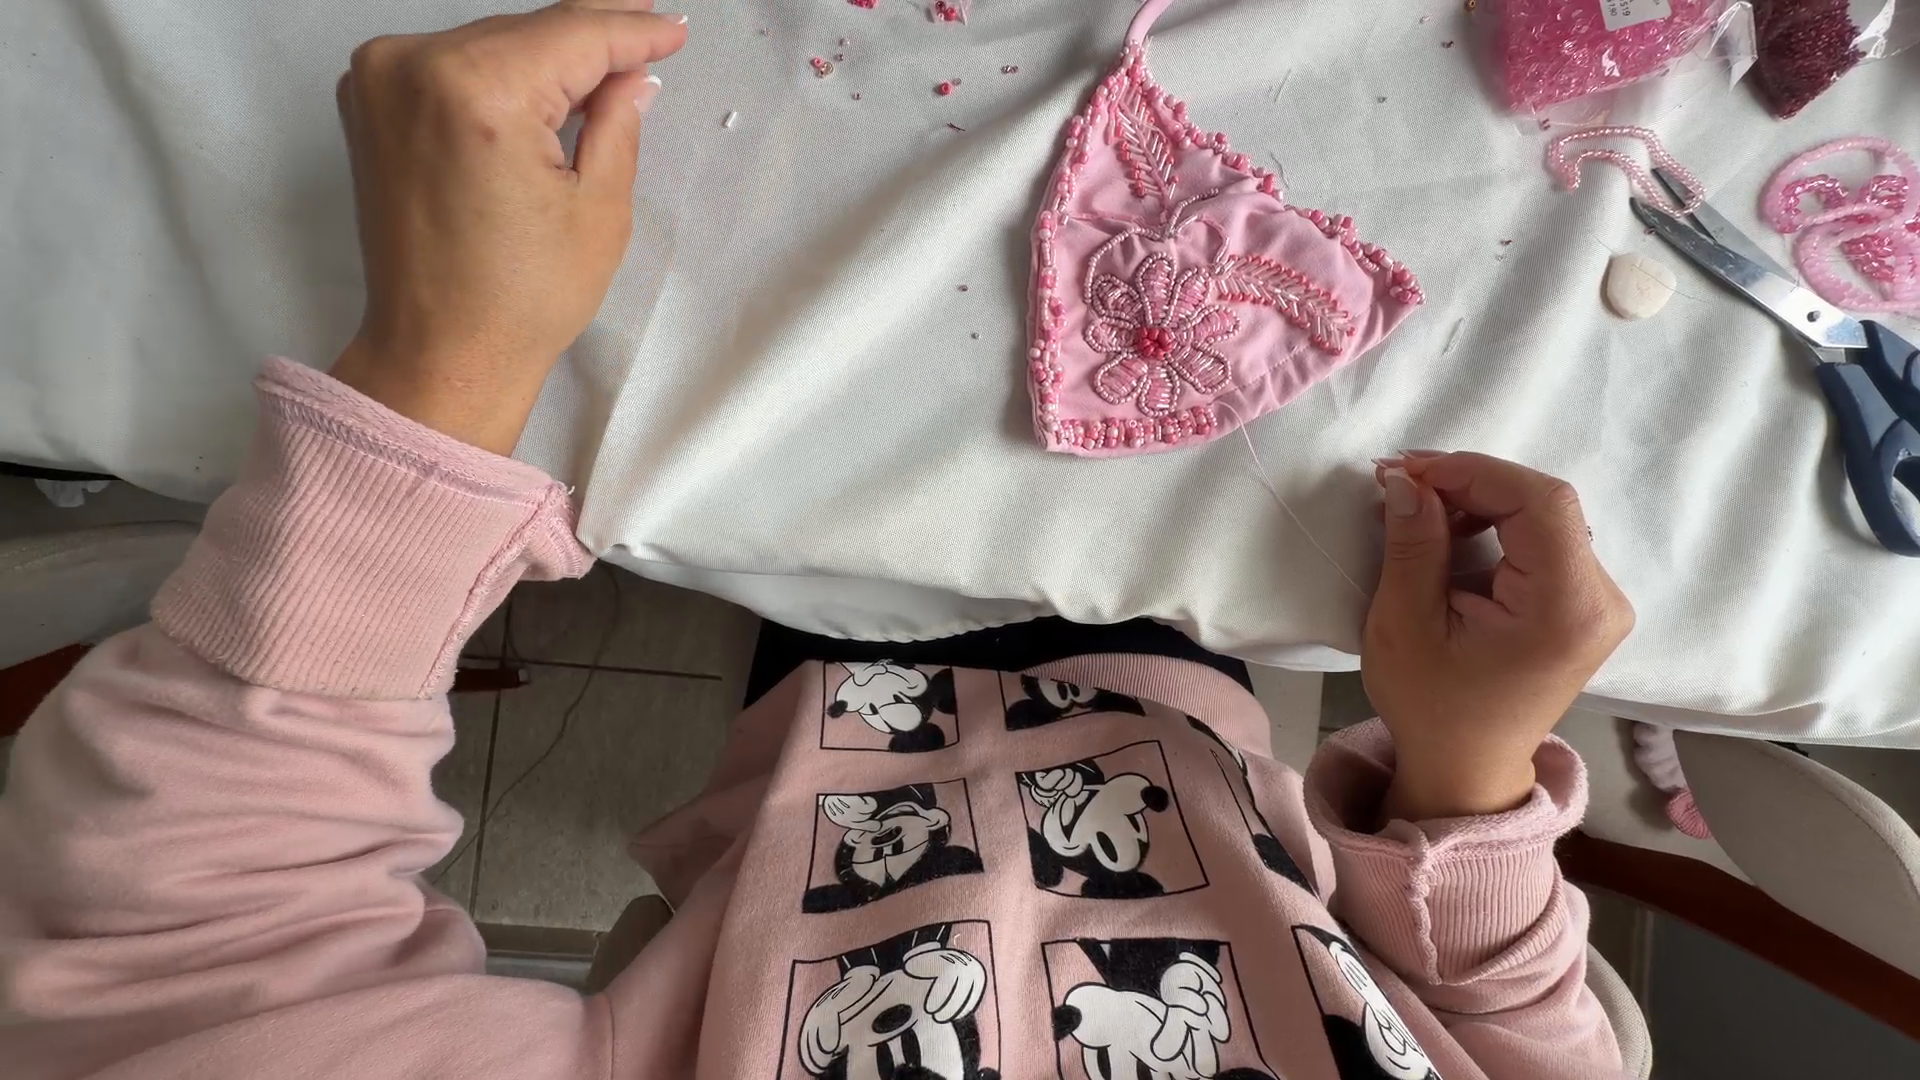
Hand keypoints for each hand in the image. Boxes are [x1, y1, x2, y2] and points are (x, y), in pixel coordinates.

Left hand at [328, 1, 687, 454]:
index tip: (674, 27)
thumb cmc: (528, 296)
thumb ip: (617, 127)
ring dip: (549, 55)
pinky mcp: (369, 102)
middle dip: (591, 34)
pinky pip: (453, 66)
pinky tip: (545, 86)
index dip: (631, 28)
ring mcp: (378, 78)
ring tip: (606, 63)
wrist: (443, 348)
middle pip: (526, 31)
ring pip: (489, 44)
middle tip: (648, 28)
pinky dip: (504, 73)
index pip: (570, 35)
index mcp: (476, 91)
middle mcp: (411, 63)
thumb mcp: (600, 212)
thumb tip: (631, 79)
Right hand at [1363, 452, 1633, 821]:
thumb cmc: (1429, 703)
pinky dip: (1488, 524)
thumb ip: (1413, 547)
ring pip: (1541, 517)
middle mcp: (1601, 598)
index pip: (1539, 503)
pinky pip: (1538, 541)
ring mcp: (1596, 602)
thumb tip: (1406, 482)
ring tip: (1411, 507)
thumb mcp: (1404, 624)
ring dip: (1474, 500)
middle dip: (1467, 482)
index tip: (1405, 471)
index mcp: (1566, 608)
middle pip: (1544, 505)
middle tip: (1398, 484)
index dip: (1472, 471)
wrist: (1465, 765)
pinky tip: (1444, 530)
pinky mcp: (1578, 605)